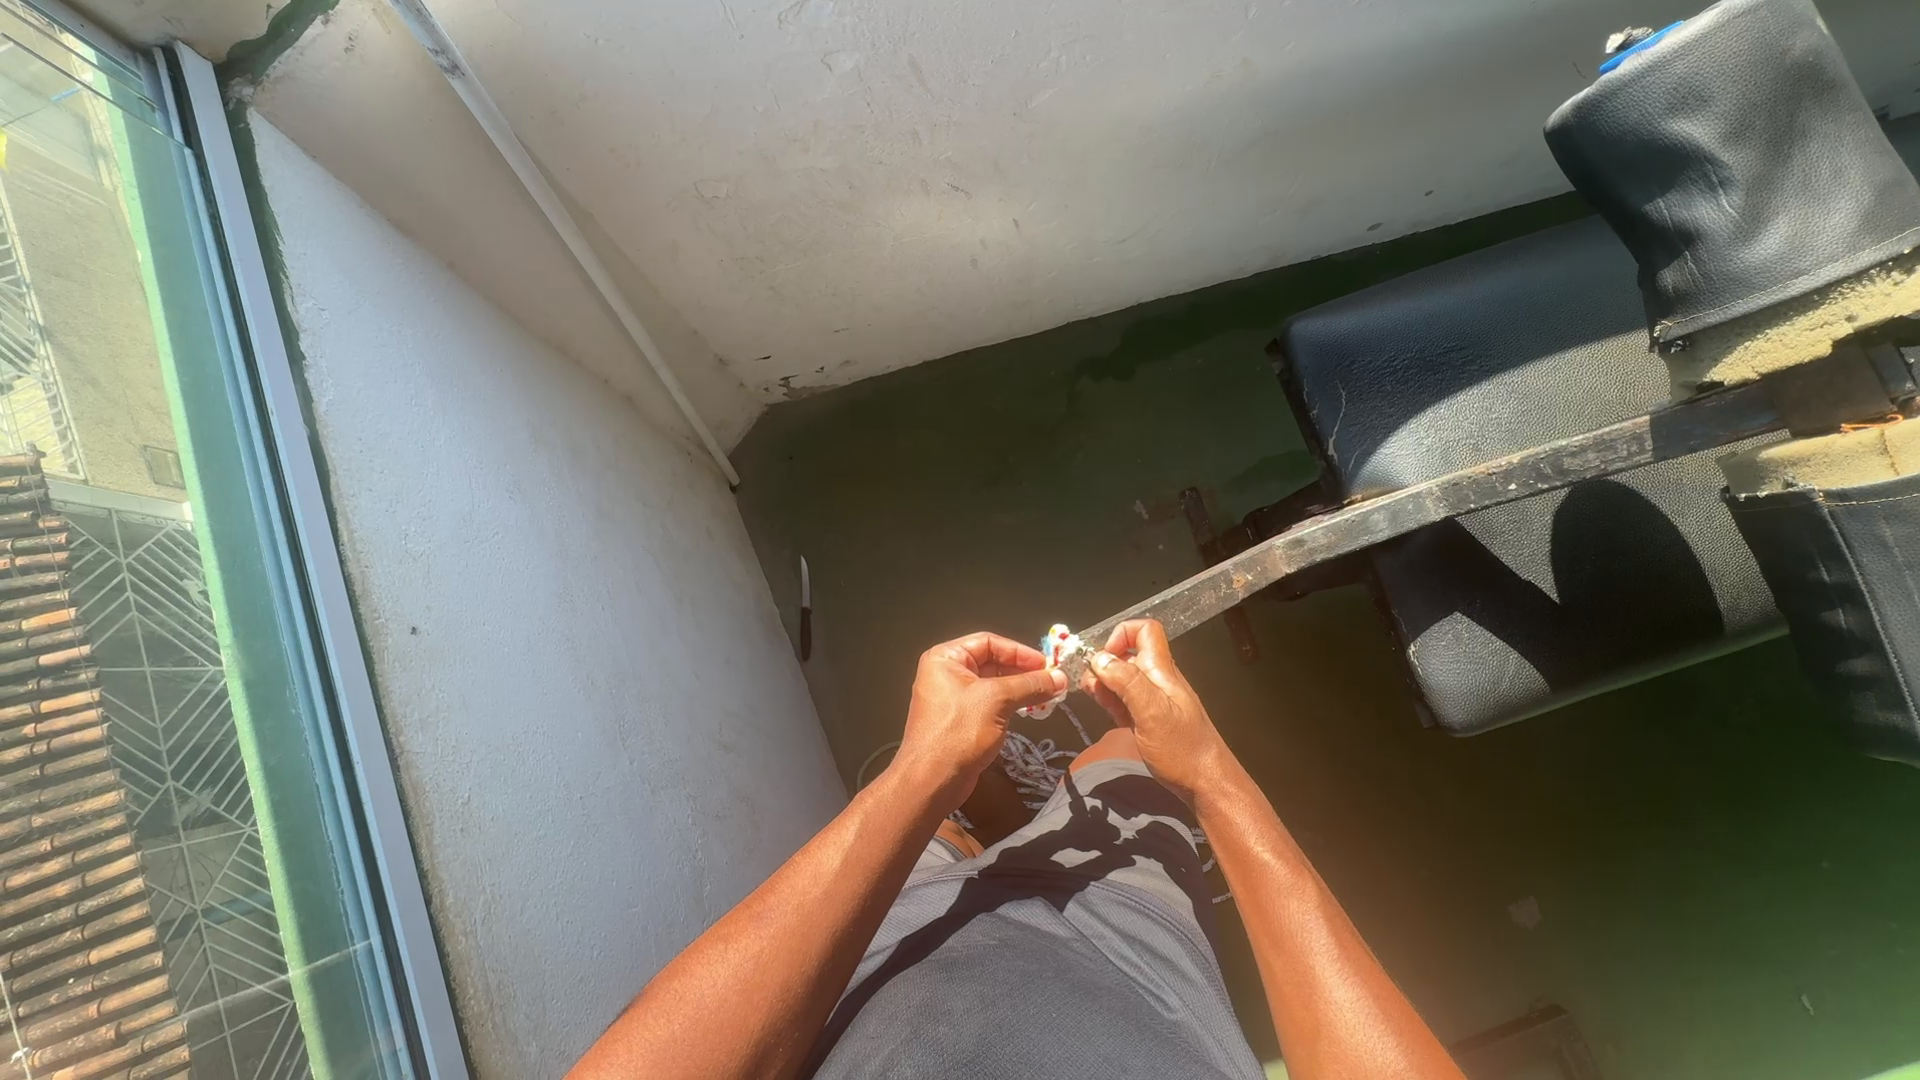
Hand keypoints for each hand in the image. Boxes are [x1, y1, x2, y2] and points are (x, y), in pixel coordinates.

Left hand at [891, 632, 1067, 807]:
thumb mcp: (997, 700)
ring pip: (993, 684)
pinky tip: (1029, 710)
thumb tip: (1060, 677)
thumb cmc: (959, 731)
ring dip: (1019, 689)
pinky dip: (1010, 704)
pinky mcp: (961, 721)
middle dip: (1022, 671)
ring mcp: (952, 698)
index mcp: (945, 658)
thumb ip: (1030, 685)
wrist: (932, 781)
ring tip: (1047, 696)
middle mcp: (946, 673)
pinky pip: (989, 704)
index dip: (1019, 651)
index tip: (1047, 663)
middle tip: (1051, 680)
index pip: (988, 641)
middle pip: (991, 661)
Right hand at [1083, 619, 1230, 802]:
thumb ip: (1126, 682)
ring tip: (1098, 702)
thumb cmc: (1181, 749)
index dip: (1121, 635)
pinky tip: (1109, 715)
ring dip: (1105, 685)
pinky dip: (1112, 703)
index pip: (1144, 630)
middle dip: (1104, 665)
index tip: (1103, 659)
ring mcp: (1152, 700)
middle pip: (1127, 655)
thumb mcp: (1151, 712)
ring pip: (1122, 679)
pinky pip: (1124, 700)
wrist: (1205, 785)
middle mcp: (1157, 680)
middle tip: (1092, 688)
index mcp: (1162, 670)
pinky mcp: (1147, 719)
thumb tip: (1099, 658)